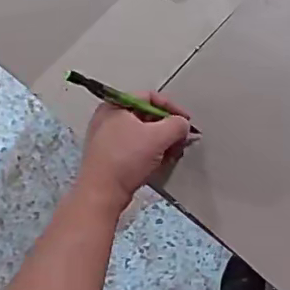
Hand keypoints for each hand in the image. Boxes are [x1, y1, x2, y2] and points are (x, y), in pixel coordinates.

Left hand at [75, 92, 192, 207]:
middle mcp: (108, 118)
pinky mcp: (110, 157)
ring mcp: (107, 139)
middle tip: (181, 141)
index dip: (172, 107)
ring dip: (162, 142)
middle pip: (147, 116)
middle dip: (168, 128)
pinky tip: (160, 163)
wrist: (102, 192)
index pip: (150, 97)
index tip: (186, 122)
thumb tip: (183, 124)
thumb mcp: (158, 137)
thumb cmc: (127, 158)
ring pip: (143, 134)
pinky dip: (150, 152)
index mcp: (115, 106)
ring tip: (172, 154)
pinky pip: (135, 148)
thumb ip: (177, 125)